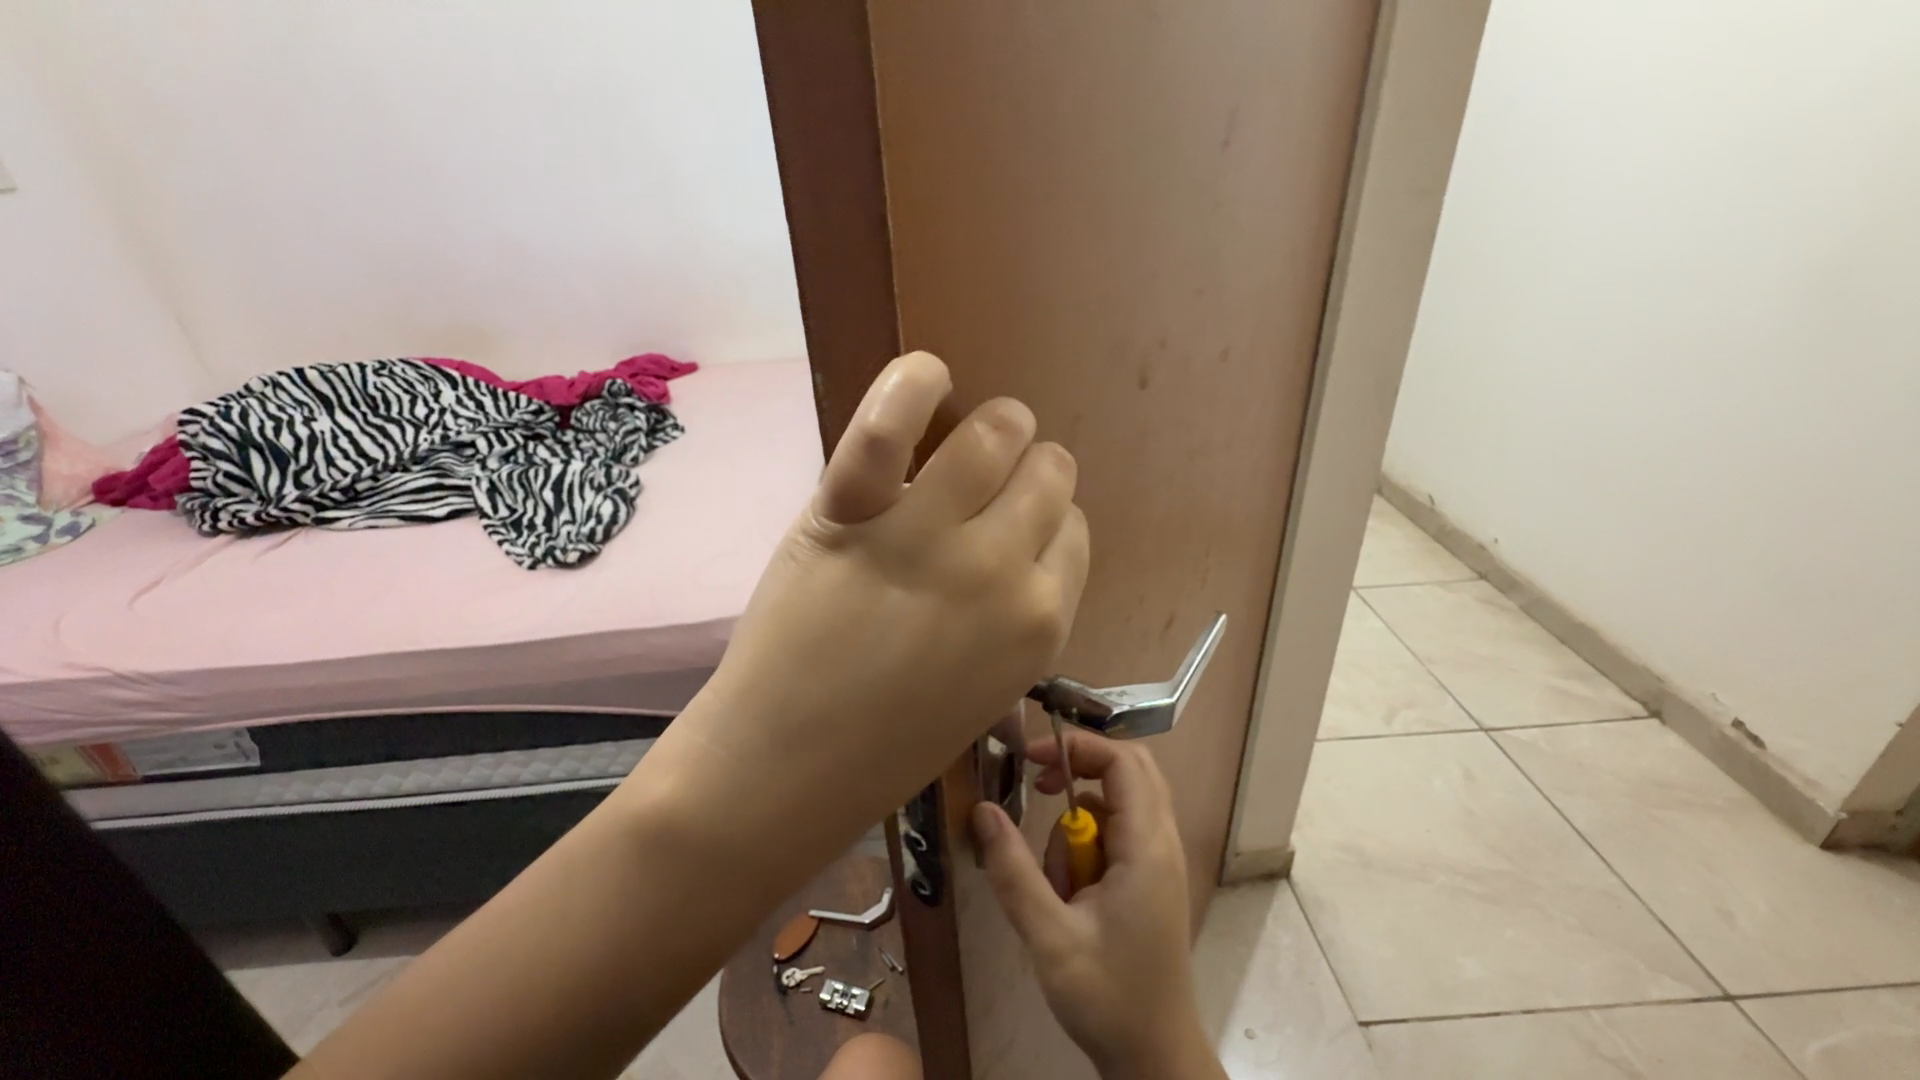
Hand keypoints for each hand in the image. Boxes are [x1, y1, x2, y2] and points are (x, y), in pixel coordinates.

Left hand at [682, 351, 1089, 841]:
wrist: (790, 768)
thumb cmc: (888, 740)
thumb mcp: (989, 687)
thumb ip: (1016, 615)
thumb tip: (1015, 537)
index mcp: (1044, 623)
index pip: (1075, 530)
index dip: (1045, 521)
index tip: (1011, 525)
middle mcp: (1002, 572)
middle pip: (1049, 473)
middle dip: (1028, 468)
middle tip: (987, 479)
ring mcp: (927, 538)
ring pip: (995, 436)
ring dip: (992, 425)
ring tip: (963, 433)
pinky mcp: (853, 515)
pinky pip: (891, 428)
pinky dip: (911, 385)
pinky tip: (926, 377)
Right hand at [972, 733, 1221, 1079]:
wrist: (1154, 1055)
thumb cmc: (1107, 997)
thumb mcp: (1050, 937)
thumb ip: (1014, 872)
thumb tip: (983, 810)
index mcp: (1147, 848)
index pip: (1122, 761)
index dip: (1076, 746)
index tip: (1030, 761)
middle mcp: (1161, 843)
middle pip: (1127, 772)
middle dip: (1078, 771)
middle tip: (1037, 792)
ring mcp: (1159, 862)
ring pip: (1116, 806)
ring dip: (1077, 824)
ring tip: (1056, 884)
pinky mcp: (1150, 880)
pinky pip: (1116, 836)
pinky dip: (1086, 847)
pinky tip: (1068, 895)